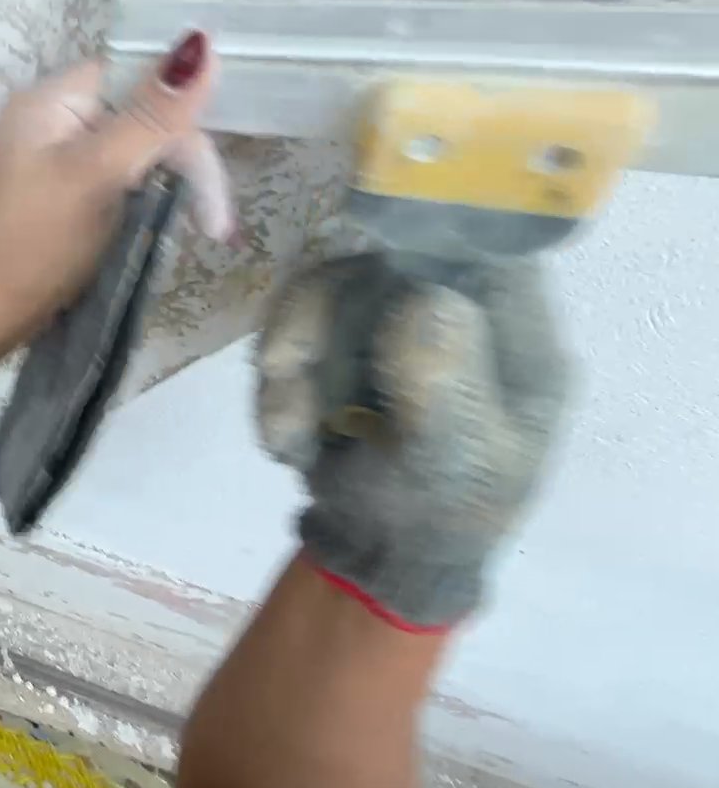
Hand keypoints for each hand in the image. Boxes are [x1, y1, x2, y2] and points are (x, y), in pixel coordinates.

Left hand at [0, 31, 233, 351]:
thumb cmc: (38, 242)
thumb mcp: (99, 174)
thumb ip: (152, 113)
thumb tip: (200, 40)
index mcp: (47, 100)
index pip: (135, 75)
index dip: (179, 112)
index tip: (207, 169)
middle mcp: (47, 117)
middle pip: (141, 113)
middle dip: (183, 162)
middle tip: (214, 222)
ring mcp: (52, 154)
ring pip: (136, 147)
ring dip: (173, 183)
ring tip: (206, 227)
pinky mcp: (61, 187)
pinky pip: (117, 174)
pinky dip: (147, 196)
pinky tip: (172, 222)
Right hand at [256, 255, 572, 629]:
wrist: (374, 548)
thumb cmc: (436, 513)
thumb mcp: (451, 460)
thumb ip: (444, 380)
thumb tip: (424, 293)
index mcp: (514, 346)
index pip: (481, 255)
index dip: (419, 239)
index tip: (355, 263)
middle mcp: (452, 323)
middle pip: (371, 269)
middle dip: (311, 325)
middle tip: (277, 369)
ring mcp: (388, 332)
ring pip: (314, 301)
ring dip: (284, 368)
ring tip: (285, 437)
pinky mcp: (337, 347)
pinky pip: (286, 335)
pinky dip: (273, 387)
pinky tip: (285, 438)